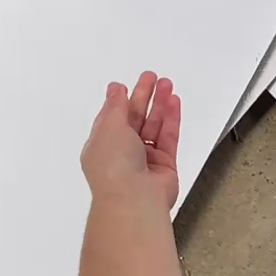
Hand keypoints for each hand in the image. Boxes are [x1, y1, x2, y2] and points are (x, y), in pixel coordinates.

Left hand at [80, 72, 181, 210]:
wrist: (134, 198)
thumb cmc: (113, 166)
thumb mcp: (109, 127)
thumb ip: (116, 106)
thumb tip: (115, 89)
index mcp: (101, 145)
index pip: (111, 118)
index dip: (119, 100)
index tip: (126, 84)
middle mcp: (122, 152)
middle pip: (134, 118)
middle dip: (143, 96)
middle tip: (151, 78)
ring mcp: (144, 159)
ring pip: (154, 126)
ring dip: (160, 104)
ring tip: (167, 85)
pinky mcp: (164, 165)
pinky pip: (168, 137)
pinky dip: (171, 119)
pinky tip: (174, 103)